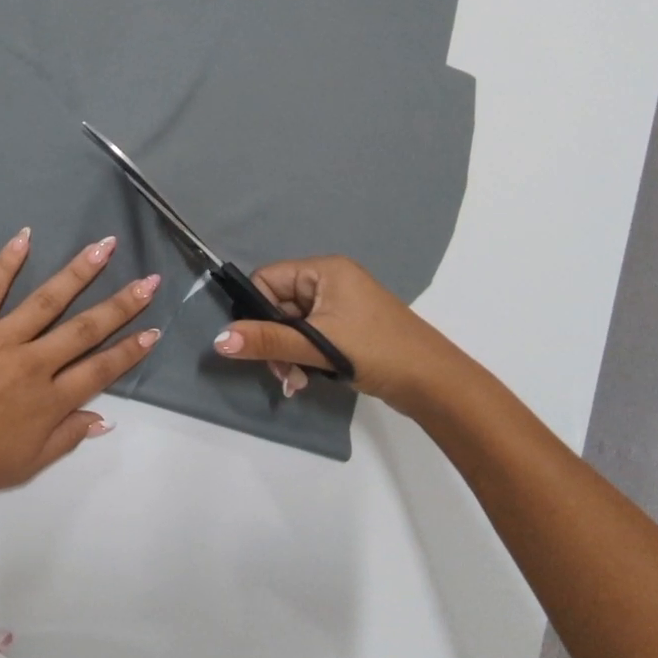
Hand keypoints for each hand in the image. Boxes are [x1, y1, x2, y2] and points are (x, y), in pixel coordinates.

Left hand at [0, 228, 162, 499]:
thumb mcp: (29, 463)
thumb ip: (67, 437)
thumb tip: (104, 418)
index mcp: (51, 400)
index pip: (100, 370)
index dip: (129, 351)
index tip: (153, 331)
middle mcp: (35, 363)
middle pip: (85, 329)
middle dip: (120, 304)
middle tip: (148, 280)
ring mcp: (2, 338)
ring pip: (48, 300)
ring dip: (79, 272)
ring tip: (104, 246)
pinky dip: (8, 261)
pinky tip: (25, 236)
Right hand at [209, 255, 477, 418]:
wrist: (439, 386)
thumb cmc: (379, 352)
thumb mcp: (318, 345)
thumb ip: (266, 340)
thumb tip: (218, 340)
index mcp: (324, 271)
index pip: (266, 280)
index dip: (257, 312)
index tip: (261, 343)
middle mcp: (330, 282)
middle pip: (276, 305)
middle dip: (273, 340)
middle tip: (282, 371)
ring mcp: (340, 306)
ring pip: (290, 326)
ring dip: (286, 354)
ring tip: (296, 380)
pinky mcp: (346, 329)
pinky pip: (308, 337)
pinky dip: (302, 358)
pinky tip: (306, 380)